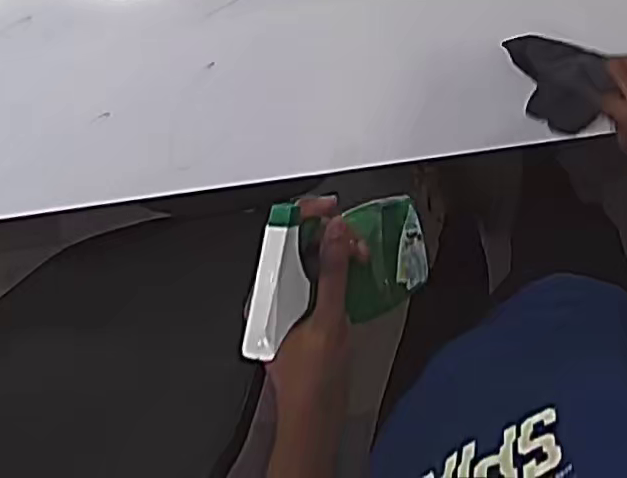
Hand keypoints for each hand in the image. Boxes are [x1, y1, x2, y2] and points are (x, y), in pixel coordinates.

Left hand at [267, 197, 365, 427]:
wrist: (316, 419)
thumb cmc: (314, 380)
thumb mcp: (328, 320)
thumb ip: (332, 272)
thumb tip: (335, 231)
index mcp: (267, 298)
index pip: (278, 242)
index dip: (303, 217)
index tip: (330, 207)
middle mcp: (274, 296)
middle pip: (297, 245)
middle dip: (331, 234)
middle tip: (355, 240)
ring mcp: (289, 302)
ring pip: (312, 257)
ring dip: (339, 249)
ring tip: (360, 256)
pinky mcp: (305, 307)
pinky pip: (321, 272)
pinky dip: (340, 263)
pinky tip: (356, 266)